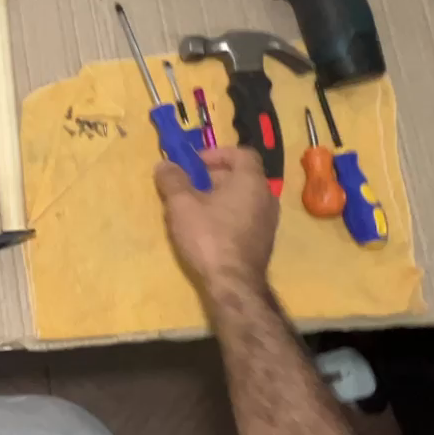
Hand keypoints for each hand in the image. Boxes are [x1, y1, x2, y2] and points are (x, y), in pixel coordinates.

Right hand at [154, 147, 277, 293]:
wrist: (233, 281)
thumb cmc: (208, 236)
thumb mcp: (181, 204)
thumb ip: (172, 180)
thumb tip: (165, 165)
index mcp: (250, 182)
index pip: (241, 154)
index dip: (216, 153)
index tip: (193, 164)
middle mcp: (266, 196)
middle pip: (241, 175)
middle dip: (213, 175)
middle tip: (187, 185)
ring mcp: (267, 219)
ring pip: (242, 196)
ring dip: (219, 195)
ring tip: (193, 207)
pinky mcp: (262, 238)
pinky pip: (244, 214)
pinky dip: (227, 212)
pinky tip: (207, 227)